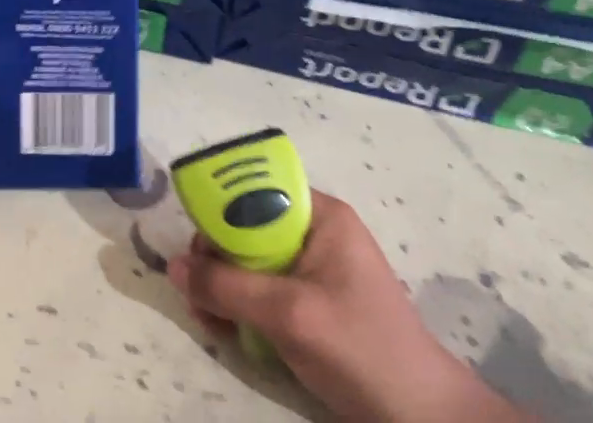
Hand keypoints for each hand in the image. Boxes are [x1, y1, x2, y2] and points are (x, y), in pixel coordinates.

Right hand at [168, 191, 529, 422]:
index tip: (196, 249)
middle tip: (197, 295)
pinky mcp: (307, 302)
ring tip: (209, 321)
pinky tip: (226, 330)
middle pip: (243, 229)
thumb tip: (172, 266)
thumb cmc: (362, 350)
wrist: (420, 418)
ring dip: (221, 289)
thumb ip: (227, 287)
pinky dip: (238, 307)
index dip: (219, 212)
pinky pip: (258, 290)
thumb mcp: (288, 314)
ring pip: (246, 262)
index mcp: (320, 216)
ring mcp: (311, 269)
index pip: (255, 191)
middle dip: (214, 261)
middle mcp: (313, 233)